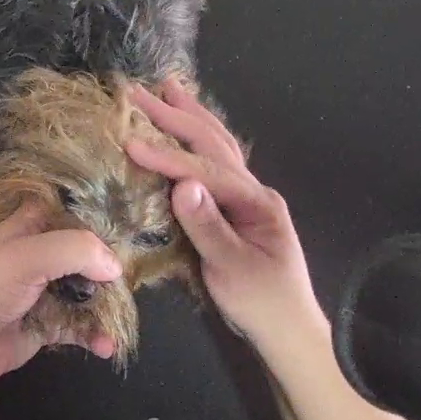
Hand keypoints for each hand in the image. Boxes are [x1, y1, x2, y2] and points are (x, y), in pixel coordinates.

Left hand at [0, 202, 122, 385]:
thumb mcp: (28, 255)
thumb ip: (75, 250)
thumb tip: (116, 266)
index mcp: (32, 223)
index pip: (75, 210)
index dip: (104, 216)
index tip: (137, 226)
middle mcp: (42, 251)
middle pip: (89, 253)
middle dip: (112, 268)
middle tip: (135, 281)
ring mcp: (46, 288)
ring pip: (89, 290)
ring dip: (107, 306)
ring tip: (120, 321)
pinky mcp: (48, 323)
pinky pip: (81, 325)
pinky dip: (94, 334)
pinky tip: (104, 346)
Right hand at [125, 80, 325, 353]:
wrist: (289, 331)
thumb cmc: (262, 303)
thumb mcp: (233, 270)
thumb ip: (208, 227)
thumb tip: (183, 184)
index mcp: (256, 202)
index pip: (206, 171)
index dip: (169, 157)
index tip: (131, 145)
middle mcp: (253, 190)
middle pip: (212, 142)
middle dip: (175, 114)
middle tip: (138, 91)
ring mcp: (246, 195)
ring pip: (216, 144)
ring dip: (189, 115)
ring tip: (166, 88)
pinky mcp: (235, 205)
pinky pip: (212, 160)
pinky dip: (195, 136)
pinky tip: (184, 126)